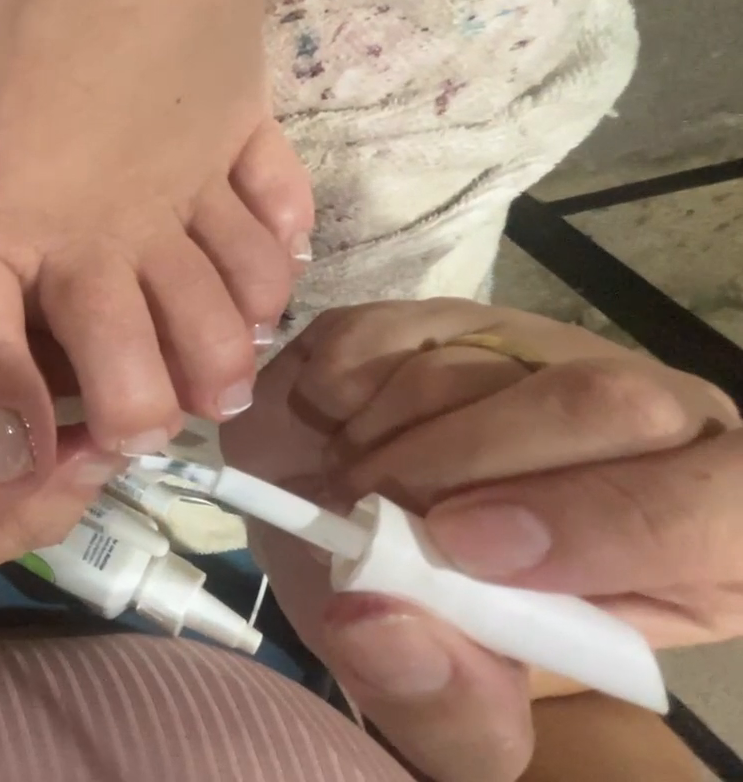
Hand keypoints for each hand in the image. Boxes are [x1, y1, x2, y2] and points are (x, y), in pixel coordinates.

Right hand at [224, 299, 742, 781]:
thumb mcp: (453, 711)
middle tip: (373, 512)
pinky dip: (327, 391)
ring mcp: (522, 351)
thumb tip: (374, 617)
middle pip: (604, 404)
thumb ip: (443, 701)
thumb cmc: (424, 621)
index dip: (606, 521)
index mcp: (702, 534)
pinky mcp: (418, 318)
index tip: (463, 550)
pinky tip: (328, 427)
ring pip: (463, 368)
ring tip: (346, 484)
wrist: (341, 536)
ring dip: (373, 439)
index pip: (727, 503)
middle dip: (456, 467)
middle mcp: (641, 421)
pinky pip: (371, 334)